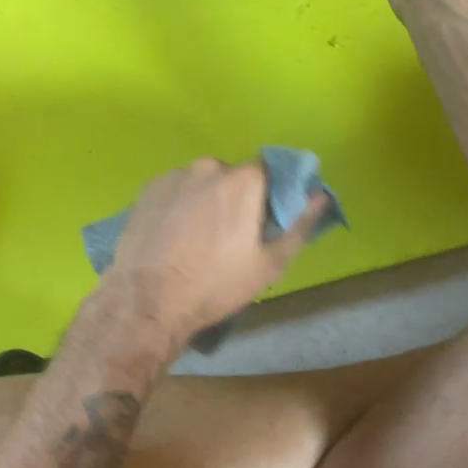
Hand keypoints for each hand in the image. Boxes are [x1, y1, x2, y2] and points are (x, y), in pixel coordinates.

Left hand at [106, 159, 325, 337]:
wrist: (146, 301)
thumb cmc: (215, 286)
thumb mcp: (269, 264)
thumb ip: (299, 225)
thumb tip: (321, 196)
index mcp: (243, 180)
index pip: (270, 171)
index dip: (271, 195)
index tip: (267, 221)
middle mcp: (208, 166)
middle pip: (233, 177)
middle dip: (237, 200)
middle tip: (231, 238)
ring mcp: (173, 176)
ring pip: (202, 184)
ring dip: (206, 203)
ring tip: (197, 242)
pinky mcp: (146, 190)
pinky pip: (175, 192)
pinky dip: (180, 208)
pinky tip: (173, 239)